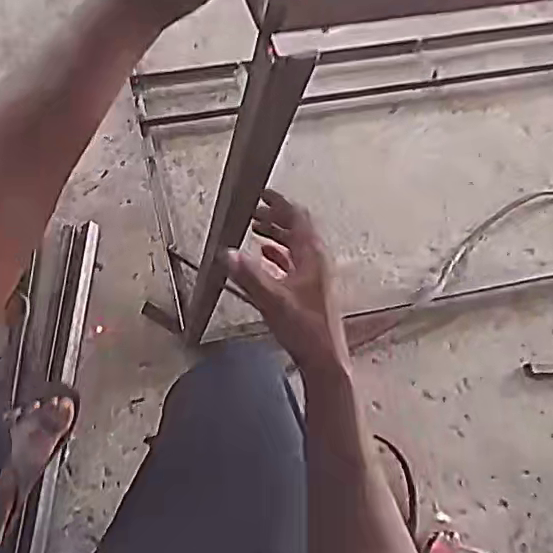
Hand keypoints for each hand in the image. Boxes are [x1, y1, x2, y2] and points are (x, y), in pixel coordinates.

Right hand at [224, 189, 348, 379]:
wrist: (324, 359)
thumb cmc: (306, 330)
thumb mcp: (271, 299)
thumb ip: (248, 274)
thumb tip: (227, 253)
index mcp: (312, 255)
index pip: (296, 216)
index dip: (278, 202)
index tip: (262, 193)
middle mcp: (317, 260)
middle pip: (296, 227)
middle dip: (274, 216)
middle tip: (253, 211)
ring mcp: (316, 274)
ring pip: (295, 244)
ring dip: (276, 234)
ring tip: (256, 229)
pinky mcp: (311, 288)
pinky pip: (294, 261)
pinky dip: (279, 254)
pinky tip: (266, 258)